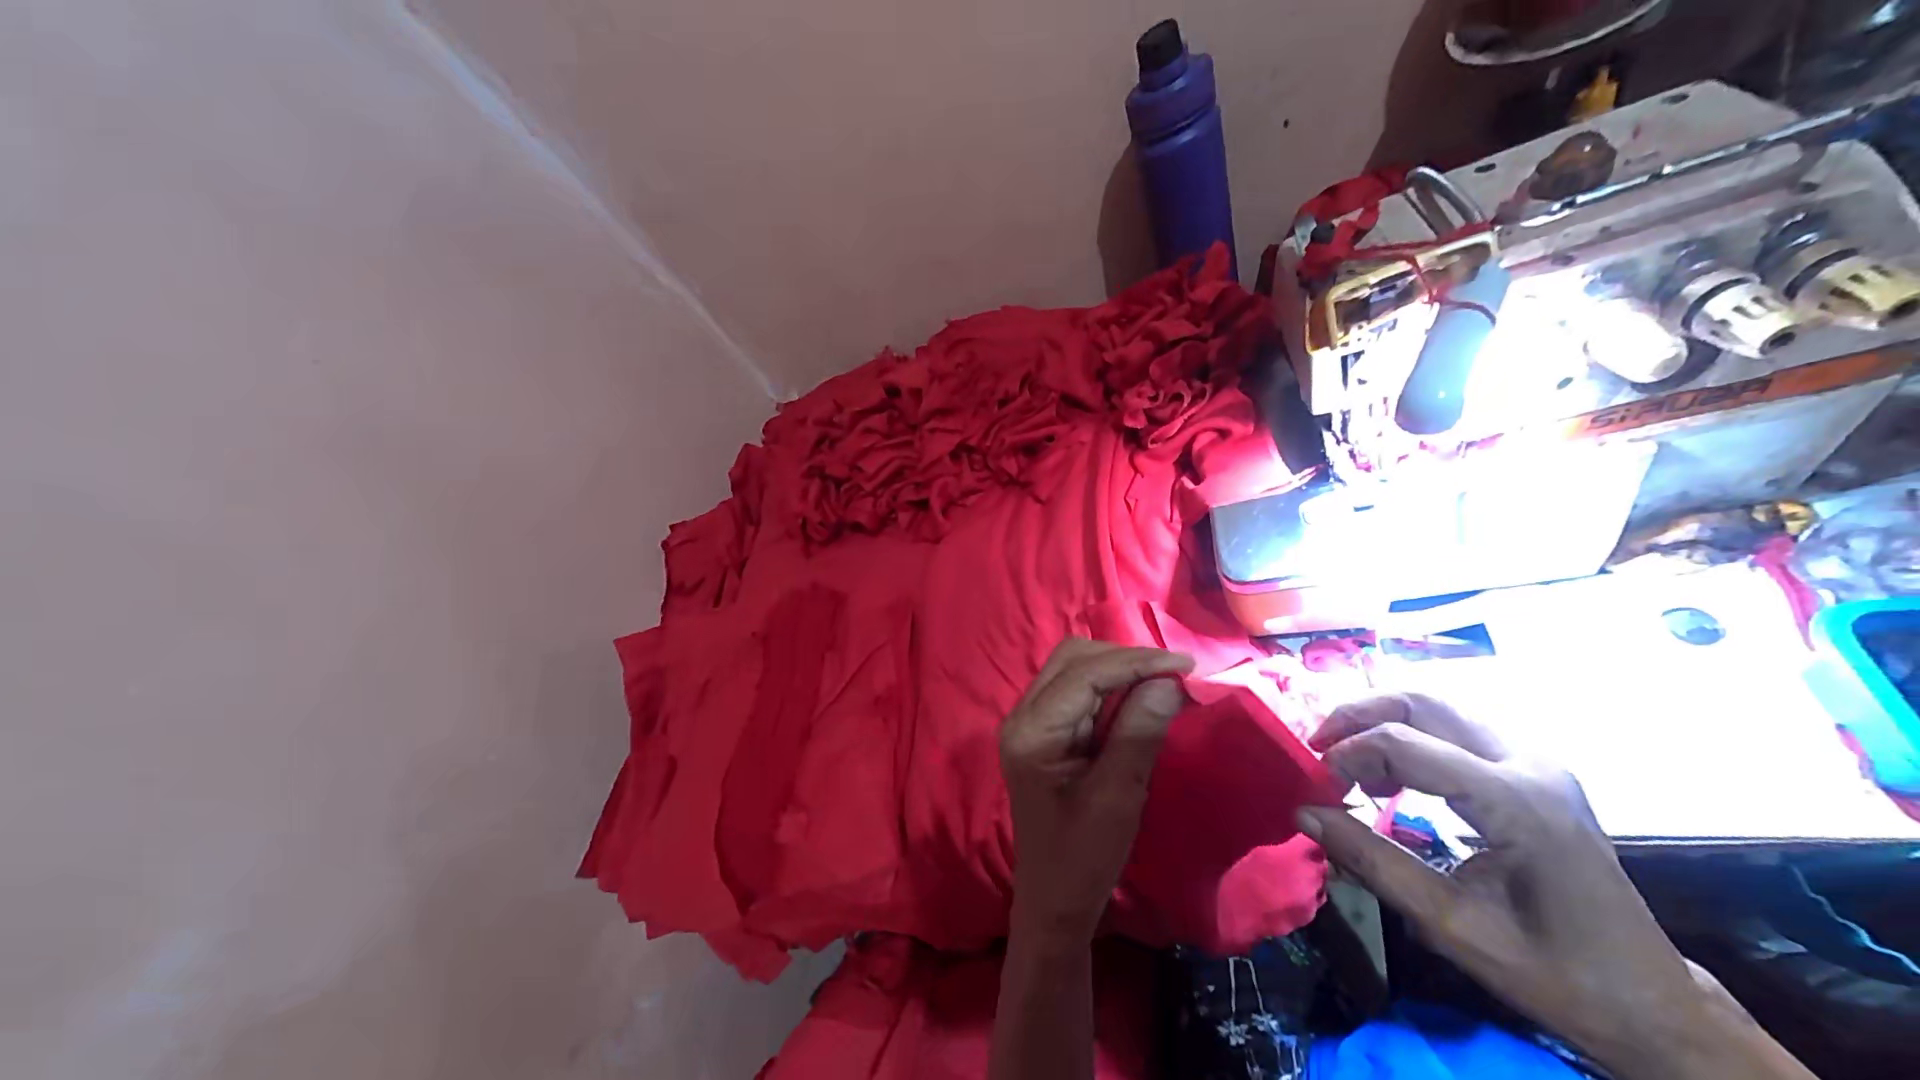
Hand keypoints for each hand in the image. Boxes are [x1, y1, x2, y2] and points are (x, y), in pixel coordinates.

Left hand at [1000, 639, 1193, 941]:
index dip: (1136, 662)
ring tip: (1162, 684)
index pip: (1084, 673)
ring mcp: (1028, 722)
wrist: (1053, 901)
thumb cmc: (1083, 858)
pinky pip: (1075, 691)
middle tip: (1174, 676)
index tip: (1186, 665)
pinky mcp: (1042, 732)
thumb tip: (1169, 681)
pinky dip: (1109, 687)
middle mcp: (1022, 716)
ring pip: (1073, 669)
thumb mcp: (1118, 796)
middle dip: (1125, 659)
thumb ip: (1139, 733)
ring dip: (1117, 670)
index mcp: (1032, 731)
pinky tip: (1138, 698)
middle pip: (1072, 659)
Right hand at [1299, 694, 1813, 1079]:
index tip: (1316, 789)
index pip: (1404, 743)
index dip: (1347, 756)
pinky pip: (1456, 732)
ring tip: (1347, 766)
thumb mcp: (1452, 926)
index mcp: (1516, 801)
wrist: (1652, 1004)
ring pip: (1438, 710)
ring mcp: (1537, 764)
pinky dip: (1410, 741)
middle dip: (1358, 717)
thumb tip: (1304, 812)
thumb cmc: (1555, 974)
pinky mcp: (1535, 773)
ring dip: (1382, 726)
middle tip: (1318, 750)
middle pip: (1422, 703)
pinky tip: (1391, 780)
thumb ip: (1373, 861)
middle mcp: (1529, 764)